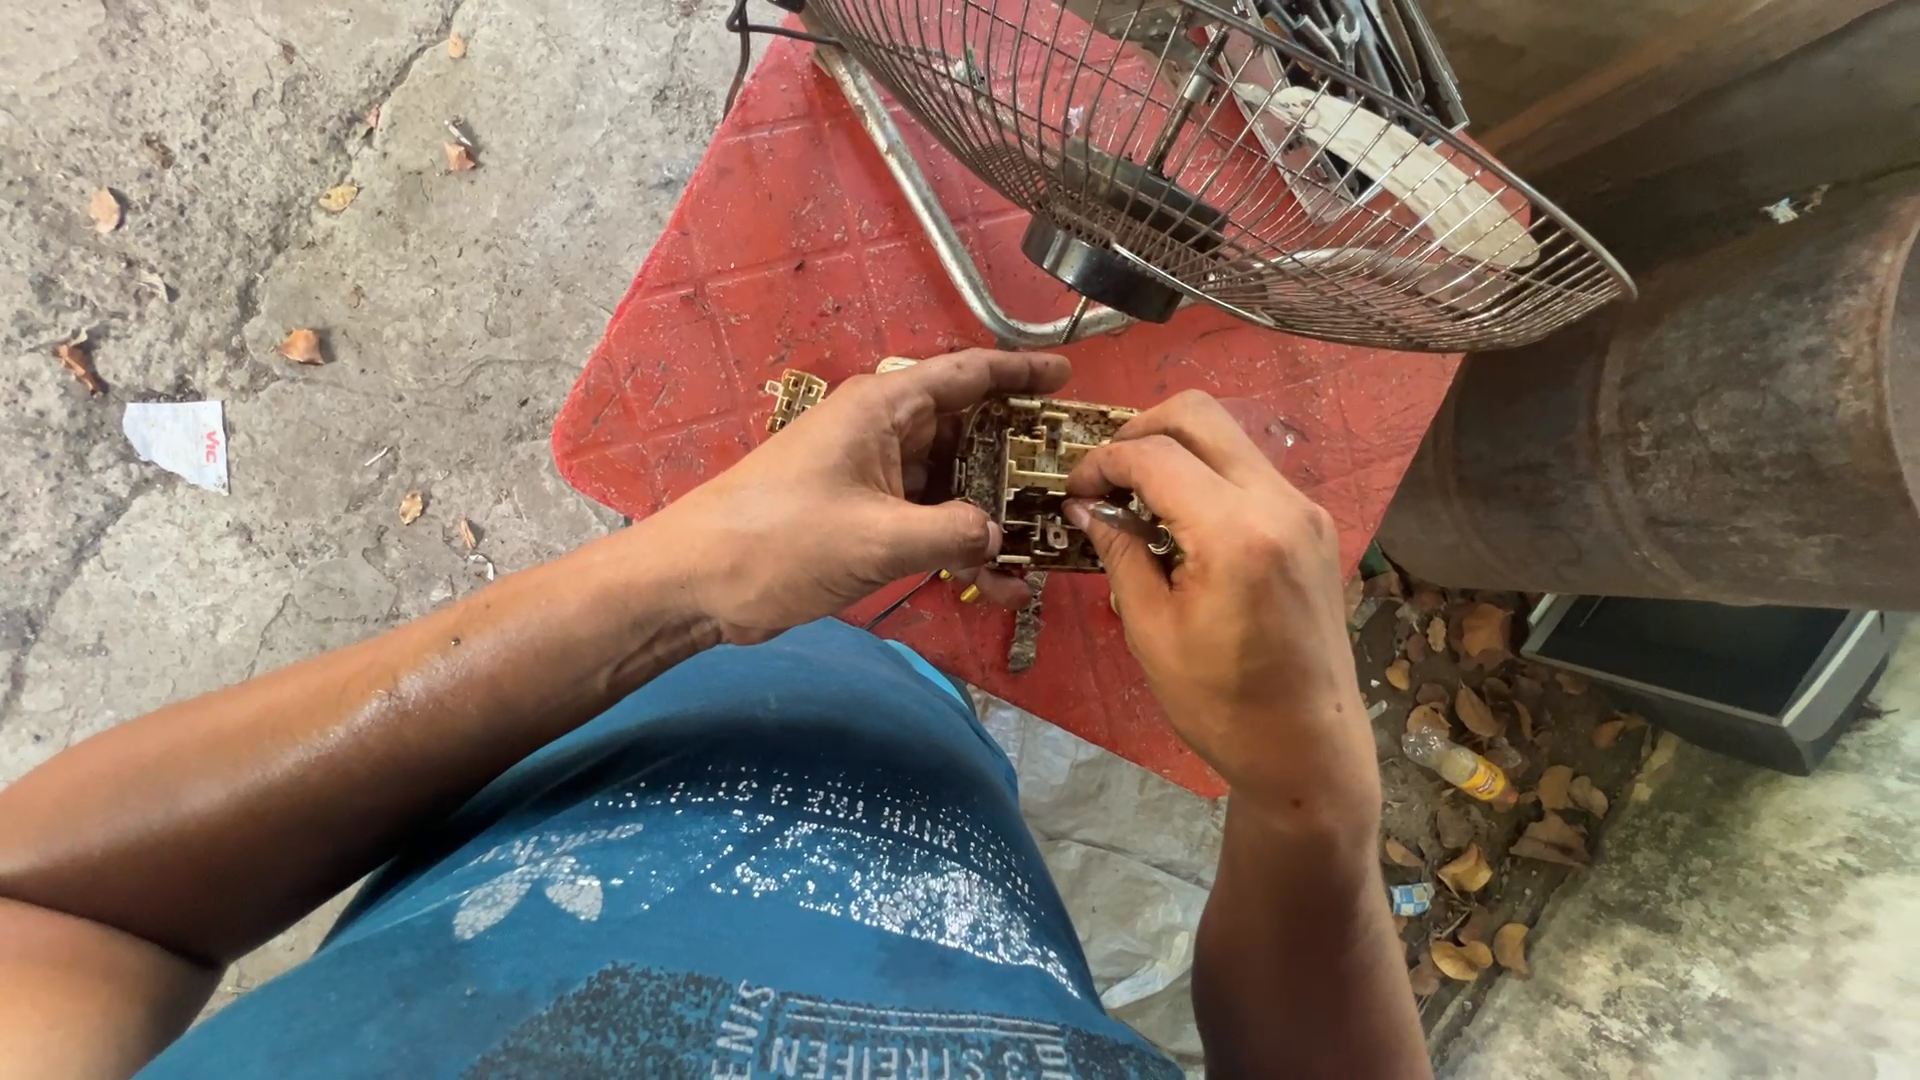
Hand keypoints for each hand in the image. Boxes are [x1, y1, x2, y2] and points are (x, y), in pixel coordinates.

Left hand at [643, 349, 1068, 644]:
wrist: (699, 583)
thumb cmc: (782, 539)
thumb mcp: (877, 537)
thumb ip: (952, 532)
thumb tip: (997, 536)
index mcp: (884, 408)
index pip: (967, 374)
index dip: (1021, 373)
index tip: (1067, 378)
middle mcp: (884, 433)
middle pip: (968, 431)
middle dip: (1017, 455)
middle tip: (1067, 478)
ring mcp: (875, 477)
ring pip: (951, 484)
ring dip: (991, 514)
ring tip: (1042, 543)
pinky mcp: (865, 518)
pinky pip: (928, 522)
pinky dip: (958, 547)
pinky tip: (995, 583)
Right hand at [1064, 391, 1376, 839]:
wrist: (1308, 749)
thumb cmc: (1219, 703)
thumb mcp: (1150, 629)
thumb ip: (1120, 551)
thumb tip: (1087, 506)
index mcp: (1236, 533)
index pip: (1155, 455)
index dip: (1103, 462)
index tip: (1074, 490)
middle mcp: (1279, 502)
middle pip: (1199, 415)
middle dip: (1139, 430)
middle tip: (1105, 475)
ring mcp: (1305, 509)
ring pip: (1227, 437)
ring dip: (1173, 451)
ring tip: (1136, 499)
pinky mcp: (1313, 524)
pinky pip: (1248, 471)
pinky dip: (1204, 475)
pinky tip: (1179, 520)